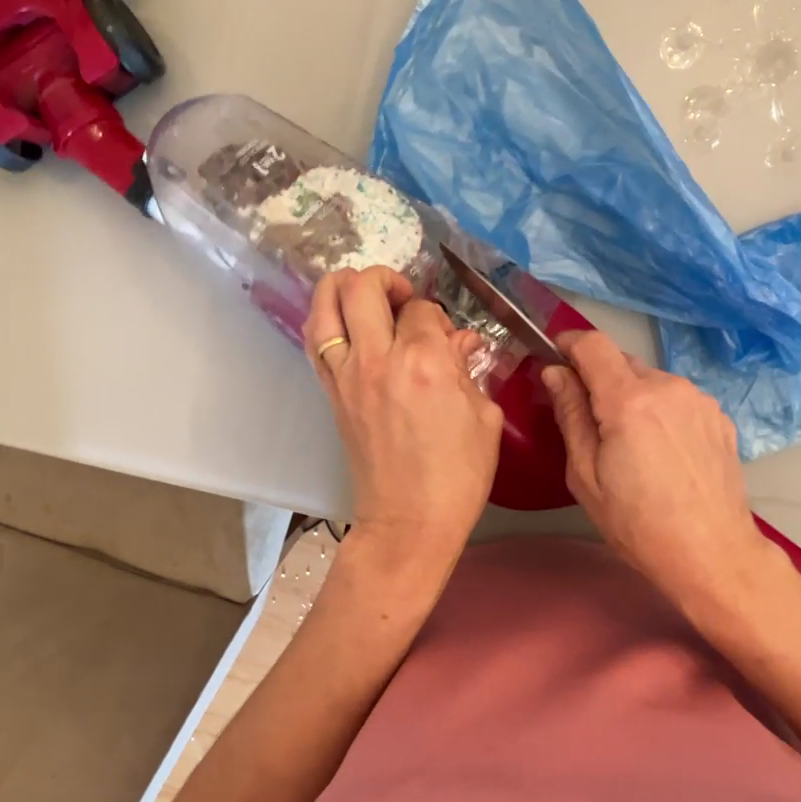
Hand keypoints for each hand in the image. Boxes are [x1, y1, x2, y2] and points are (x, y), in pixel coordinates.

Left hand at [305, 268, 503, 559]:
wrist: (409, 522)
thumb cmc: (458, 477)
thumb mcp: (484, 419)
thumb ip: (469, 370)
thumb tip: (461, 343)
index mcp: (425, 363)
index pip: (424, 310)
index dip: (438, 316)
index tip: (448, 337)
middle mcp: (378, 359)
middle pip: (363, 287)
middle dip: (386, 279)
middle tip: (403, 299)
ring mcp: (347, 376)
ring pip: (325, 305)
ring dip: (343, 286)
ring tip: (365, 294)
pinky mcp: (331, 394)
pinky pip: (316, 340)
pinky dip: (326, 319)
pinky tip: (344, 322)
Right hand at [542, 330, 769, 599]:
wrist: (712, 553)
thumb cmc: (638, 524)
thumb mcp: (585, 476)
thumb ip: (570, 415)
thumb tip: (556, 374)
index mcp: (629, 400)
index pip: (592, 344)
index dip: (568, 345)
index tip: (554, 359)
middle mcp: (668, 387)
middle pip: (622, 361)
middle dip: (598, 379)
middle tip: (586, 419)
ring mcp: (699, 400)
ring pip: (651, 380)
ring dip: (631, 396)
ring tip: (628, 444)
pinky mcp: (718, 417)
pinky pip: (676, 400)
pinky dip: (659, 412)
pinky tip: (661, 453)